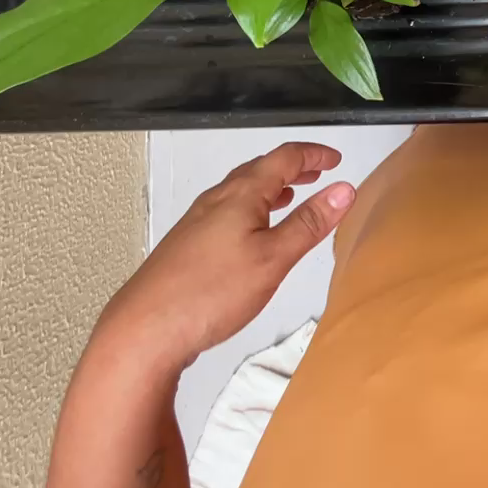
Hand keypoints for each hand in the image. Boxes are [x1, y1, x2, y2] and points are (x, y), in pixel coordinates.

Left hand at [94, 142, 356, 373]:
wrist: (141, 333)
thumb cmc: (213, 291)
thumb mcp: (273, 258)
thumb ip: (309, 223)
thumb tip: (345, 188)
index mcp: (241, 194)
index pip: (283, 158)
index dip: (313, 154)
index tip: (338, 159)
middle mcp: (217, 199)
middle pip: (260, 168)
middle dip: (293, 167)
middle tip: (320, 172)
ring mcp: (198, 222)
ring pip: (242, 190)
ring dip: (272, 186)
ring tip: (293, 196)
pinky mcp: (187, 245)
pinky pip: (229, 210)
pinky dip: (253, 206)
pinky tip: (254, 232)